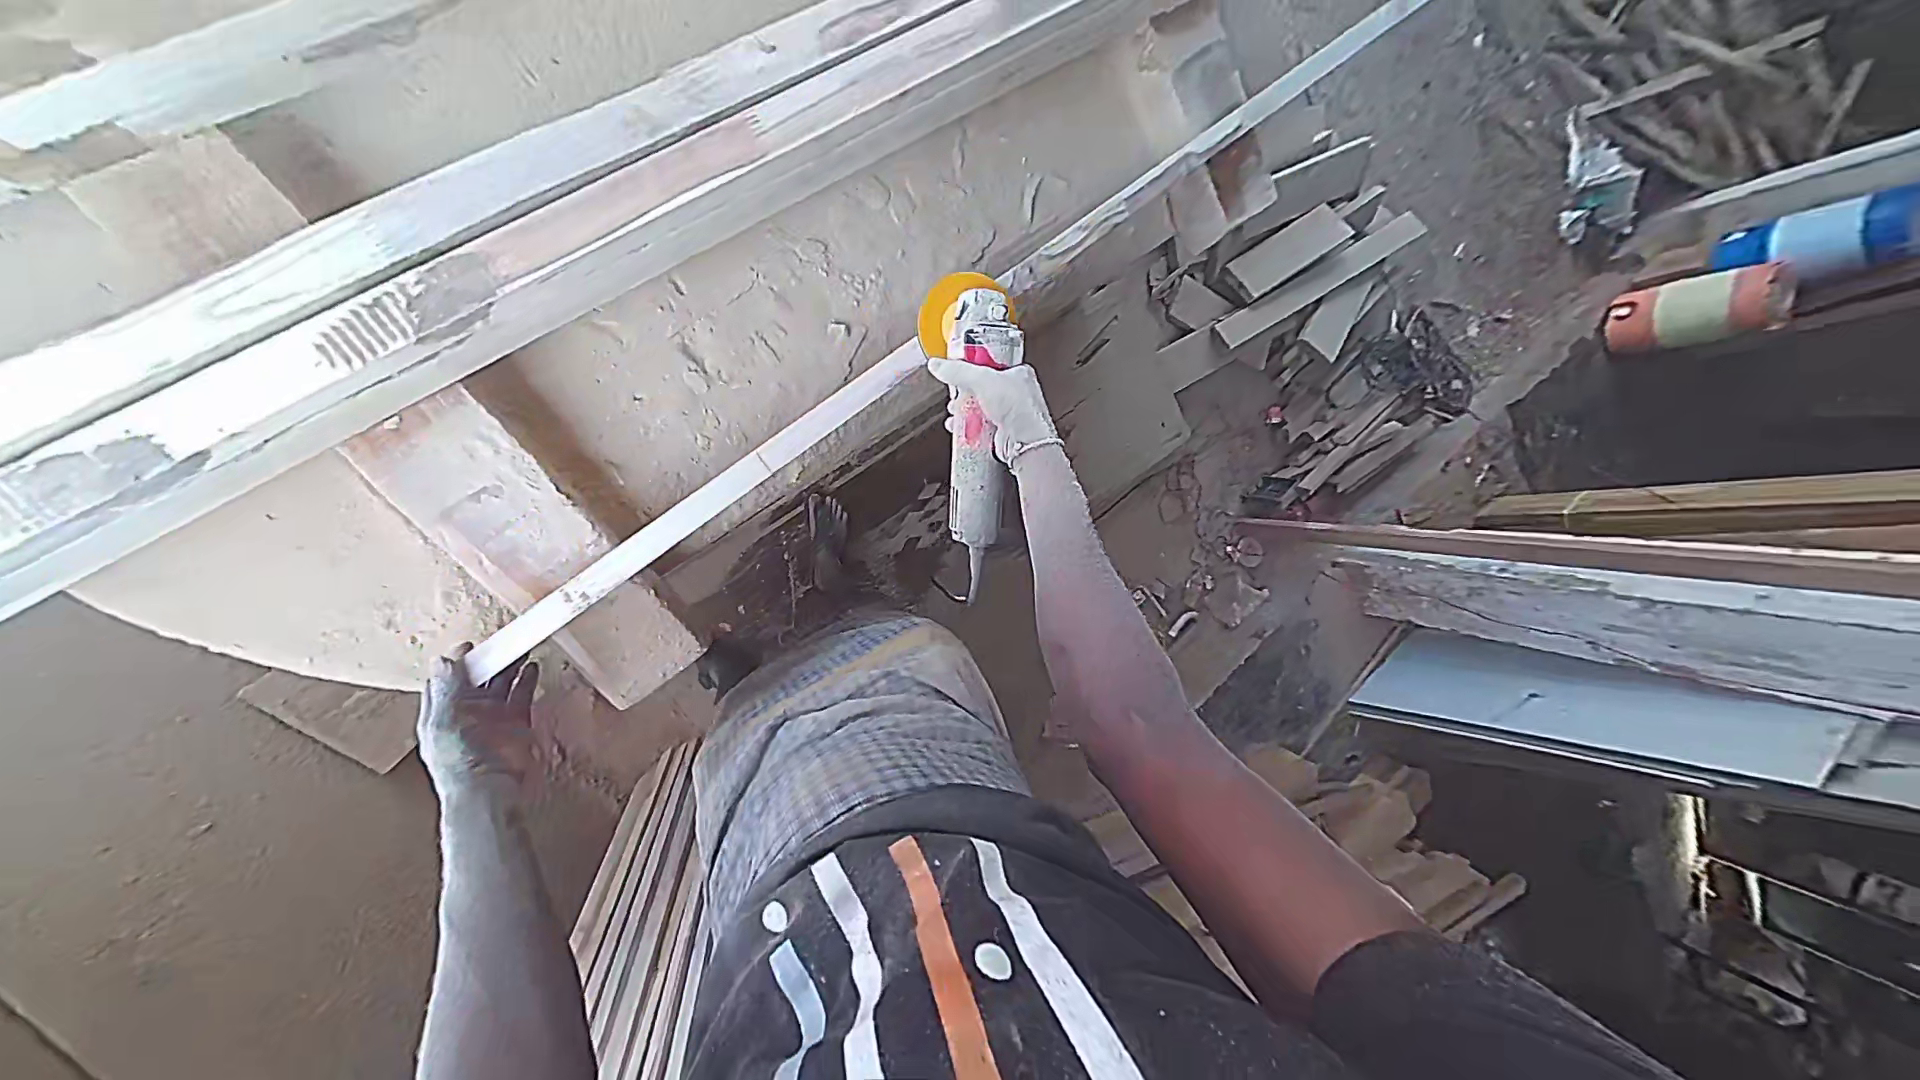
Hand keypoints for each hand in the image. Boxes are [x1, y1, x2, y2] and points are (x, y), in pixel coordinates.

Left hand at [418, 644, 539, 798]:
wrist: (489, 787)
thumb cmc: (459, 759)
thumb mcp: (445, 720)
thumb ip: (447, 689)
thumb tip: (443, 659)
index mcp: (442, 711)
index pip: (447, 679)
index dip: (458, 661)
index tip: (472, 645)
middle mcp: (467, 711)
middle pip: (478, 677)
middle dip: (489, 659)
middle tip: (502, 641)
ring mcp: (493, 716)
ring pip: (502, 682)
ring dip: (510, 665)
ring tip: (519, 648)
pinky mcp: (516, 721)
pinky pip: (522, 694)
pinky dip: (528, 679)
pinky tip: (532, 667)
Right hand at [926, 358, 1058, 466]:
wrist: (1024, 442)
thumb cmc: (1017, 408)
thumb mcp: (982, 380)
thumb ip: (958, 371)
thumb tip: (937, 365)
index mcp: (1019, 373)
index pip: (992, 364)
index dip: (973, 367)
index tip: (958, 369)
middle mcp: (1017, 393)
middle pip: (983, 388)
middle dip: (964, 393)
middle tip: (954, 393)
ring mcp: (1010, 414)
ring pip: (981, 408)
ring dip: (964, 411)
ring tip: (954, 411)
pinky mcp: (1003, 433)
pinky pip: (981, 427)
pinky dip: (969, 427)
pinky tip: (959, 427)